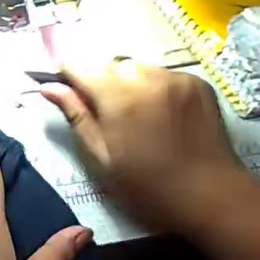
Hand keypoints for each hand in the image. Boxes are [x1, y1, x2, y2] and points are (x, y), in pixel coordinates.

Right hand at [40, 59, 250, 234]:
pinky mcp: (198, 83)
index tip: (68, 91)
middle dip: (103, 83)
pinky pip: (165, 75)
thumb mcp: (102, 158)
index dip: (68, 75)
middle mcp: (147, 78)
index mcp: (118, 98)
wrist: (210, 195)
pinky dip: (157, 88)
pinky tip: (163, 116)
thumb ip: (76, 116)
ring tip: (138, 117)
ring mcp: (177, 77)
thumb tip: (48, 87)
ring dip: (131, 83)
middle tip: (109, 116)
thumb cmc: (147, 187)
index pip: (80, 65)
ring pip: (139, 68)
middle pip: (111, 65)